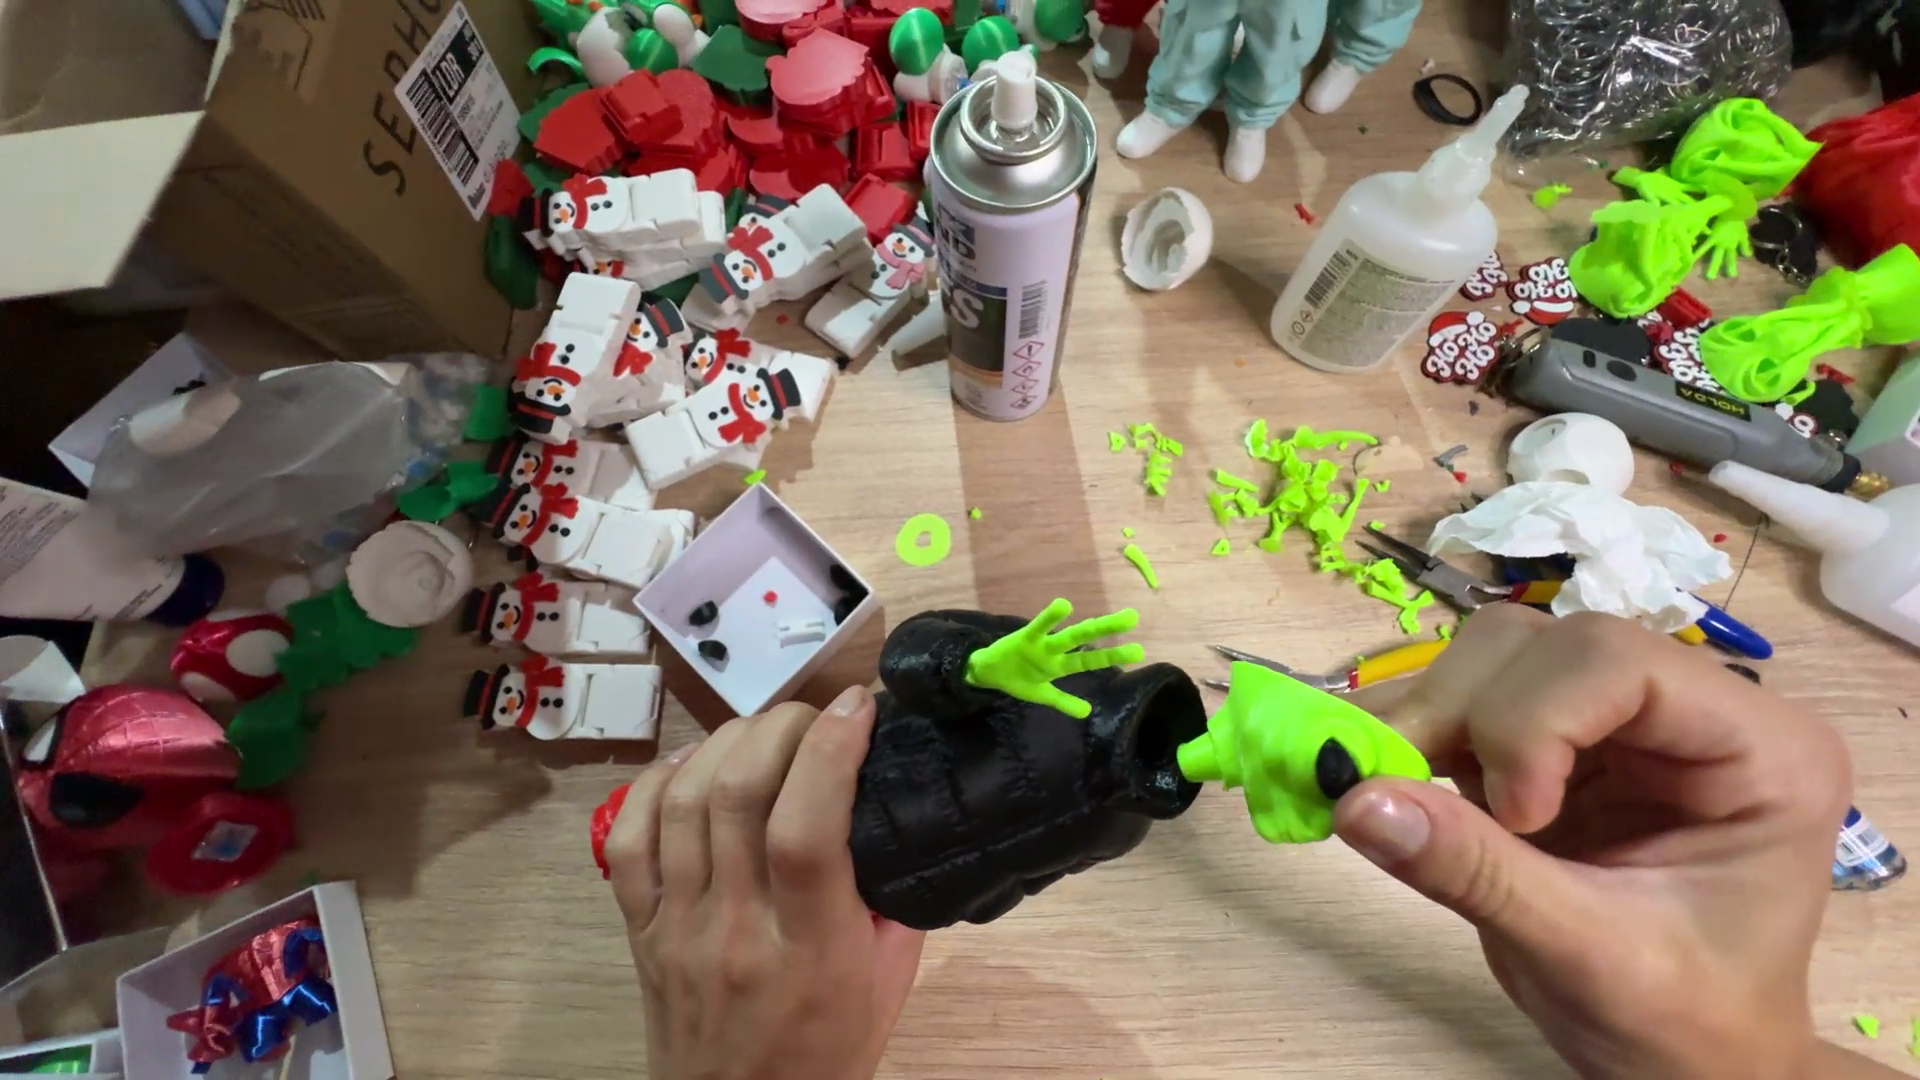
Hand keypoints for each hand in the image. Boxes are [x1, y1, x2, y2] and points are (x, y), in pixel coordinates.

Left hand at [603, 687, 924, 1079]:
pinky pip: (628, 838)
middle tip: (815, 715)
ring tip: (765, 729)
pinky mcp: (637, 930)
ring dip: (728, 740)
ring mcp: (675, 928)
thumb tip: (896, 800)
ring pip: (684, 803)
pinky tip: (697, 761)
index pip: (807, 831)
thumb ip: (898, 890)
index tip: (860, 706)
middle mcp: (734, 930)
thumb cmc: (830, 1048)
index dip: (831, 751)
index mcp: (810, 948)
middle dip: (781, 727)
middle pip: (737, 796)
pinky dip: (658, 781)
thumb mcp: (892, 977)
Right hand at [963, 597, 1145, 717]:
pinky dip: (1049, 618)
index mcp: (1061, 665)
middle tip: (1133, 616)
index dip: (1113, 654)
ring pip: (1069, 635)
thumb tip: (1087, 712)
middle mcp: (1056, 651)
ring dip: (1088, 627)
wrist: (987, 672)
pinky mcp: (1024, 638)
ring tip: (1108, 616)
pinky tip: (1063, 606)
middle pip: (1086, 639)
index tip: (1139, 649)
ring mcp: (1042, 644)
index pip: (1092, 659)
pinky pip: (1039, 627)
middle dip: (1108, 628)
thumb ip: (1064, 701)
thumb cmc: (1017, 678)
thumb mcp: (1042, 694)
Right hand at [1333, 606, 1868, 1079]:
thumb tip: (1352, 800)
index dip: (1534, 723)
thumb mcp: (1588, 960)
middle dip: (1455, 716)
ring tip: (1401, 796)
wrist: (1663, 1045)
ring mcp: (1591, 712)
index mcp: (1748, 747)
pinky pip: (1442, 692)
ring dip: (1416, 719)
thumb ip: (1476, 873)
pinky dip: (1397, 729)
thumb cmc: (1676, 1020)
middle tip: (1415, 798)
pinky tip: (1390, 780)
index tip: (1515, 820)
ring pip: (1474, 657)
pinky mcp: (1527, 730)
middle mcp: (1670, 706)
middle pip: (1526, 646)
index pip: (1611, 662)